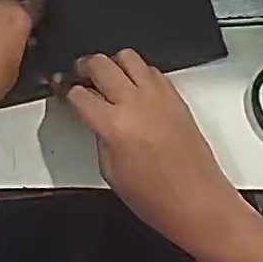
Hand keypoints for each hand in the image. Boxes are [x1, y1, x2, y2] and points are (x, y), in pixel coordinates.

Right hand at [63, 51, 245, 257]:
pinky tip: (134, 89)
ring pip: (127, 56)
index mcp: (114, 125)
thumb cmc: (158, 199)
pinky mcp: (176, 98)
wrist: (200, 205)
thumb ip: (98, 135)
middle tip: (79, 76)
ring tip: (107, 77)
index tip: (62, 90)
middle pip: (99, 63)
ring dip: (112, 64)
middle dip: (83, 67)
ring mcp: (158, 97)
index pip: (78, 93)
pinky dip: (138, 73)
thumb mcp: (110, 171)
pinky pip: (151, 70)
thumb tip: (93, 116)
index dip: (65, 90)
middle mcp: (136, 104)